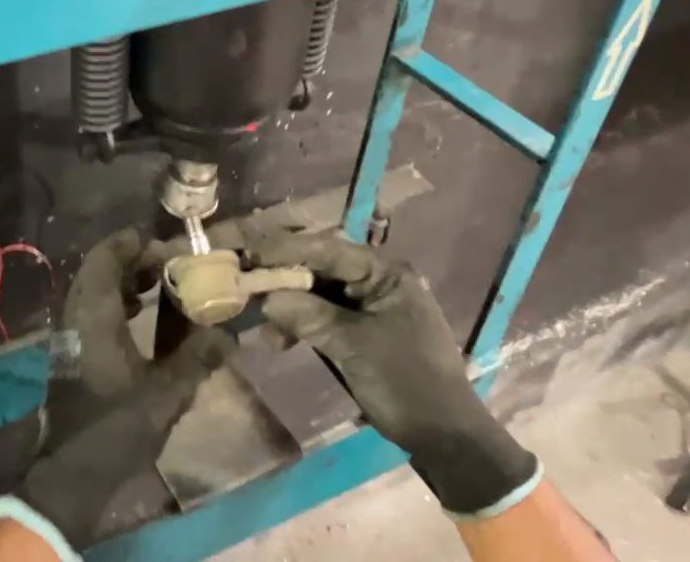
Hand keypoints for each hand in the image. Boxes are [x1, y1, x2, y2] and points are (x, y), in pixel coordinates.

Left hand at [15, 228, 235, 548]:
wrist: (72, 472)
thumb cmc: (117, 426)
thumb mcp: (166, 393)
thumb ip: (197, 358)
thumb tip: (229, 334)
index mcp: (94, 313)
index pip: (107, 256)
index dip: (134, 243)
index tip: (167, 244)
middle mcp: (76, 313)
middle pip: (100, 268)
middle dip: (133, 259)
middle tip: (170, 262)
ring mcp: (69, 332)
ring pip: (94, 288)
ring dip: (124, 280)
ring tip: (161, 283)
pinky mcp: (70, 350)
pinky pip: (92, 308)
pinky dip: (115, 300)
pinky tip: (141, 314)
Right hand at [252, 233, 538, 516]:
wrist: (447, 440)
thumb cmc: (407, 383)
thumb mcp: (354, 347)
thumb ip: (309, 315)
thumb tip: (265, 297)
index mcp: (385, 274)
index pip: (327, 250)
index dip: (284, 249)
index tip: (248, 252)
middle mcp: (375, 281)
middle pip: (318, 266)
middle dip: (279, 273)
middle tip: (242, 274)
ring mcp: (367, 306)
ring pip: (315, 291)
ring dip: (285, 302)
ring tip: (256, 317)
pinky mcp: (359, 330)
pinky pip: (321, 315)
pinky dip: (298, 323)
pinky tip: (275, 339)